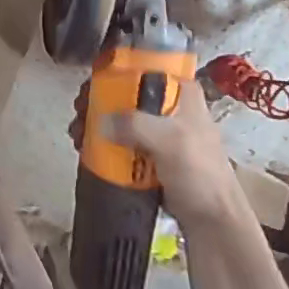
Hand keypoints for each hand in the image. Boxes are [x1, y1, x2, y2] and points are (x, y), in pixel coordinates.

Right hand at [91, 78, 246, 227]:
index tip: (89, 86)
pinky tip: (84, 147)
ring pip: (119, 116)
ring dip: (95, 122)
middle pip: (124, 92)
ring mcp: (158, 130)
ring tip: (76, 134)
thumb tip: (100, 122)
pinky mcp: (149, 152)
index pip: (141, 67)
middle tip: (79, 112)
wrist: (212, 221)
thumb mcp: (170, 141)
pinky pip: (119, 139)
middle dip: (97, 100)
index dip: (112, 72)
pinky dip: (101, 141)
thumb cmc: (199, 173)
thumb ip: (135, 125)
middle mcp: (168, 104)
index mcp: (180, 92)